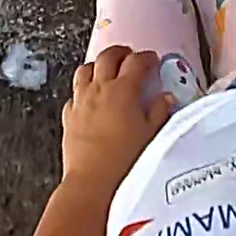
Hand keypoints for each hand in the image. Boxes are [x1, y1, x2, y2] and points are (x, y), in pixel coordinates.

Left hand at [62, 47, 171, 195]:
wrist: (92, 182)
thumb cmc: (125, 160)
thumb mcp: (151, 135)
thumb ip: (159, 111)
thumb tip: (166, 97)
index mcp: (123, 89)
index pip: (135, 62)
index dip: (145, 57)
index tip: (152, 59)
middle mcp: (100, 88)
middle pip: (108, 57)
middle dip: (120, 52)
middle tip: (129, 56)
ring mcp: (81, 100)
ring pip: (85, 69)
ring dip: (98, 65)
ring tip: (106, 69)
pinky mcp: (69, 115)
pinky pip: (74, 93)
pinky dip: (83, 90)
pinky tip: (89, 98)